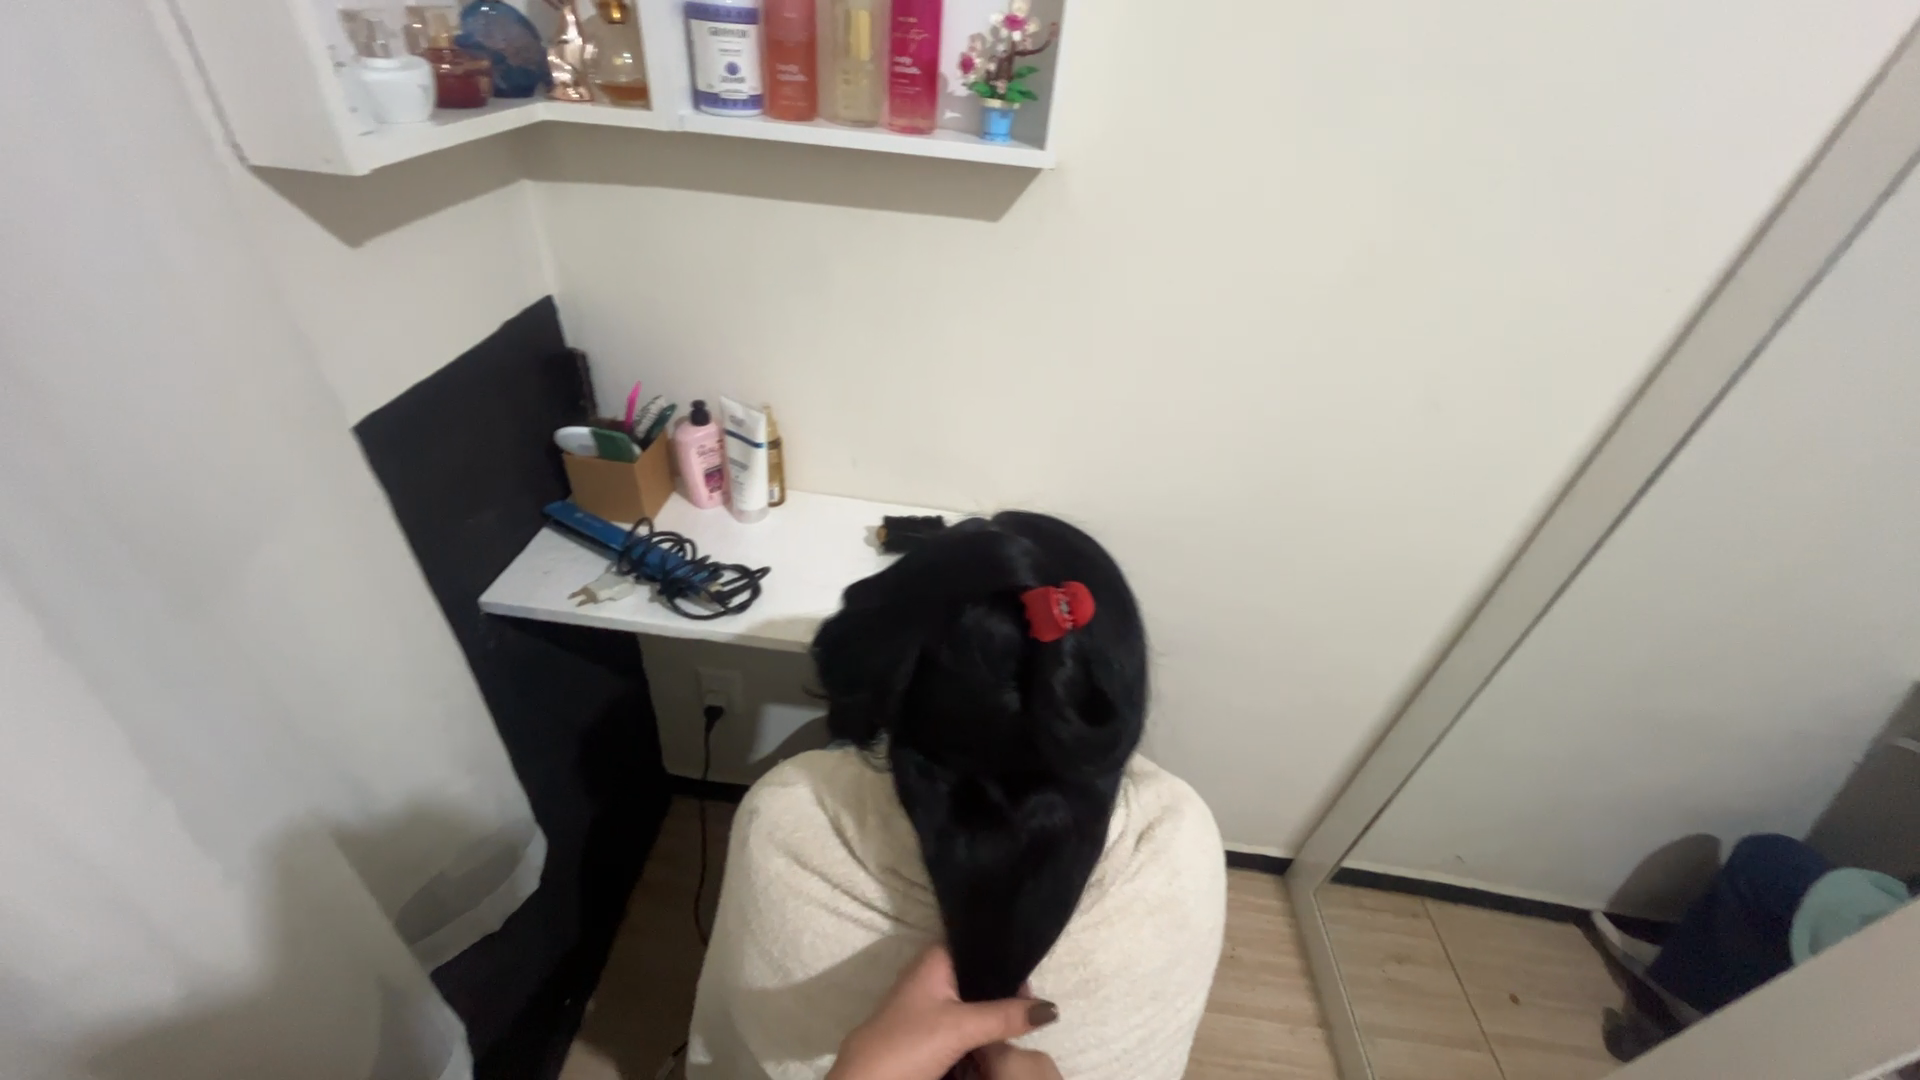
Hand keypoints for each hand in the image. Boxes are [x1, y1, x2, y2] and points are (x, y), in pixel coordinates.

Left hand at [825, 945, 1059, 1079]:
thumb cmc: (909, 1043)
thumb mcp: (961, 1028)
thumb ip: (1004, 1016)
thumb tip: (1052, 1008)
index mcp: (936, 957)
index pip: (979, 944)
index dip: (1006, 955)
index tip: (1035, 971)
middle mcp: (931, 972)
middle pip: (977, 972)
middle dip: (1003, 986)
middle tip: (1035, 1003)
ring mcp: (928, 1001)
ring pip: (971, 998)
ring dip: (993, 1009)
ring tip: (1025, 1017)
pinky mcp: (927, 1028)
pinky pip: (962, 1018)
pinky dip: (980, 1025)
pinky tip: (999, 1035)